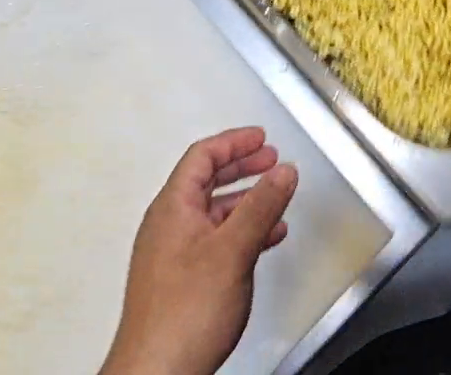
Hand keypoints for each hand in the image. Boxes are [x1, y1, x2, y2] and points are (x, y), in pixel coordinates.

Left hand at [101, 128, 299, 374]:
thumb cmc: (184, 313)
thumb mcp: (233, 250)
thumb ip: (261, 206)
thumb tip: (283, 171)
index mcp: (172, 208)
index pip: (202, 157)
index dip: (234, 142)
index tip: (261, 138)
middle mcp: (168, 225)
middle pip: (206, 180)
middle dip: (241, 167)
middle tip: (269, 158)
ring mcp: (172, 253)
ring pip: (214, 211)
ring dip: (246, 200)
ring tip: (275, 197)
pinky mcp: (181, 280)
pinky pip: (215, 238)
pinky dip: (241, 230)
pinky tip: (264, 240)